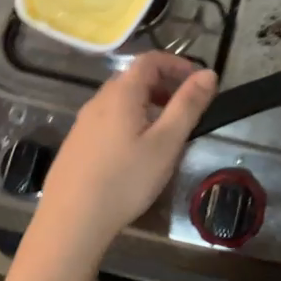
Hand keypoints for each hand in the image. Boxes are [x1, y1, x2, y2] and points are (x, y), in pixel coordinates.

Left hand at [38, 52, 216, 239]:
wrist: (72, 220)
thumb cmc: (125, 179)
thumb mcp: (166, 143)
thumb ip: (188, 105)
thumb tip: (209, 73)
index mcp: (121, 94)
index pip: (150, 60)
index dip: (177, 64)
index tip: (198, 82)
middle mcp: (98, 101)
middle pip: (134, 78)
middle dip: (164, 85)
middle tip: (186, 109)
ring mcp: (83, 123)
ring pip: (120, 101)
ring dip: (147, 105)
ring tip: (165, 133)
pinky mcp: (76, 144)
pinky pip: (108, 119)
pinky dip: (130, 121)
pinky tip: (135, 153)